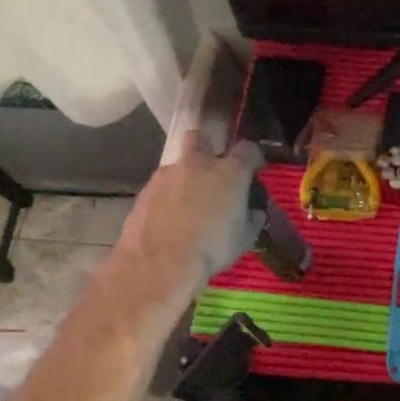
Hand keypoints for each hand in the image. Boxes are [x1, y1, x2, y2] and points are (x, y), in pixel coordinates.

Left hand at [117, 131, 264, 291]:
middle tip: (211, 172)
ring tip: (187, 206)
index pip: (248, 149)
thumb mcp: (244, 238)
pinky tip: (168, 220)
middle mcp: (198, 164)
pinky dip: (167, 198)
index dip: (252, 157)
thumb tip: (254, 212)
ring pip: (178, 166)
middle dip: (206, 148)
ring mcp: (167, 175)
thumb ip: (252, 219)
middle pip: (201, 138)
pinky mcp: (145, 190)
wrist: (160, 263)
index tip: (253, 169)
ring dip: (185, 178)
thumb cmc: (212, 248)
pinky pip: (161, 187)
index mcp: (230, 172)